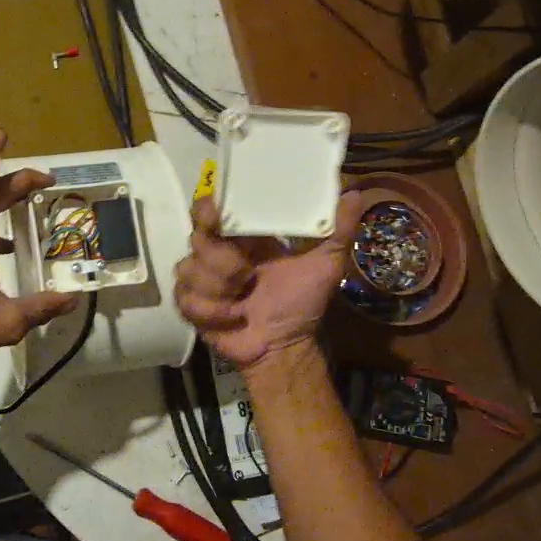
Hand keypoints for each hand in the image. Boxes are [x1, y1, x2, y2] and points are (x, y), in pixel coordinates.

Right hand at [174, 193, 360, 372]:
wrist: (283, 347)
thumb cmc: (301, 304)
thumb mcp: (326, 264)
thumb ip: (339, 229)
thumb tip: (355, 193)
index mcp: (242, 237)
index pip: (211, 210)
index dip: (207, 208)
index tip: (216, 212)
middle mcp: (217, 253)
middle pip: (197, 237)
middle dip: (219, 257)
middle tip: (244, 273)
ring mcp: (201, 279)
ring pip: (188, 267)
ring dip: (218, 287)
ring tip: (242, 300)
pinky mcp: (190, 305)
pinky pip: (185, 297)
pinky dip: (210, 309)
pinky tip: (231, 317)